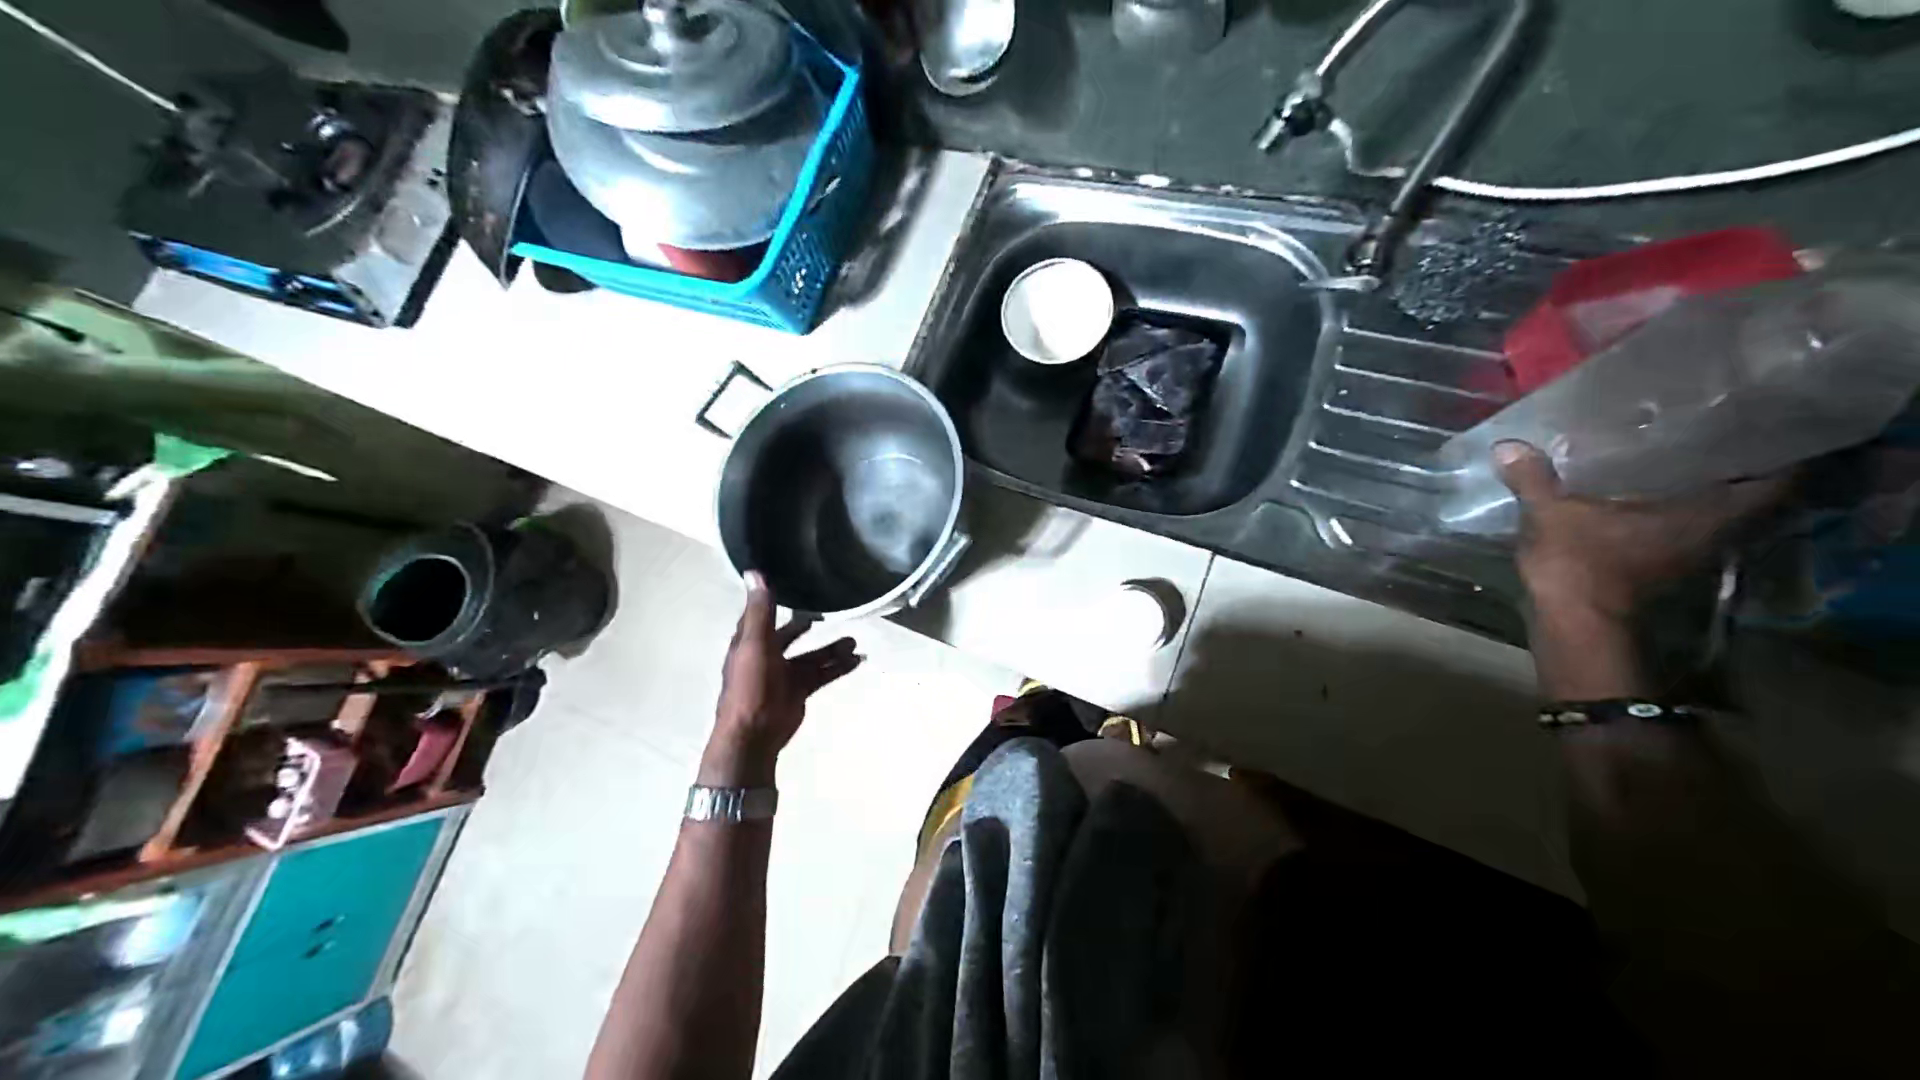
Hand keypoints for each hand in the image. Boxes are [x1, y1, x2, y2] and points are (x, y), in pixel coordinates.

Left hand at [703, 571, 860, 785]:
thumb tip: (754, 571)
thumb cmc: (750, 684)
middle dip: (811, 625)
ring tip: (855, 640)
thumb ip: (760, 610)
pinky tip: (857, 660)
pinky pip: (823, 674)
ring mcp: (785, 675)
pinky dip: (839, 667)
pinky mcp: (800, 691)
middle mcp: (768, 655)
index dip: (775, 600)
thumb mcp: (755, 642)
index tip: (793, 583)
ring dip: (832, 648)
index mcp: (751, 641)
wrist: (754, 732)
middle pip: (792, 635)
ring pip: (813, 656)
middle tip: (832, 612)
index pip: (763, 615)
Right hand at [1494, 441, 1788, 622]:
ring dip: (1689, 493)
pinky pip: (1675, 529)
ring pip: (1705, 514)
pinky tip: (1632, 499)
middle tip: (1697, 438)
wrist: (1576, 622)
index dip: (1771, 452)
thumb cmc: (1580, 563)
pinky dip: (1662, 515)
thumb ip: (1533, 477)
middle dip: (1722, 468)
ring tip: (1661, 463)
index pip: (1774, 477)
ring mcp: (1687, 554)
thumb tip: (1507, 445)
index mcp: (1706, 512)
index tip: (1751, 428)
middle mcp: (1711, 532)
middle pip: (1740, 494)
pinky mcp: (1660, 568)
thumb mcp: (1550, 514)